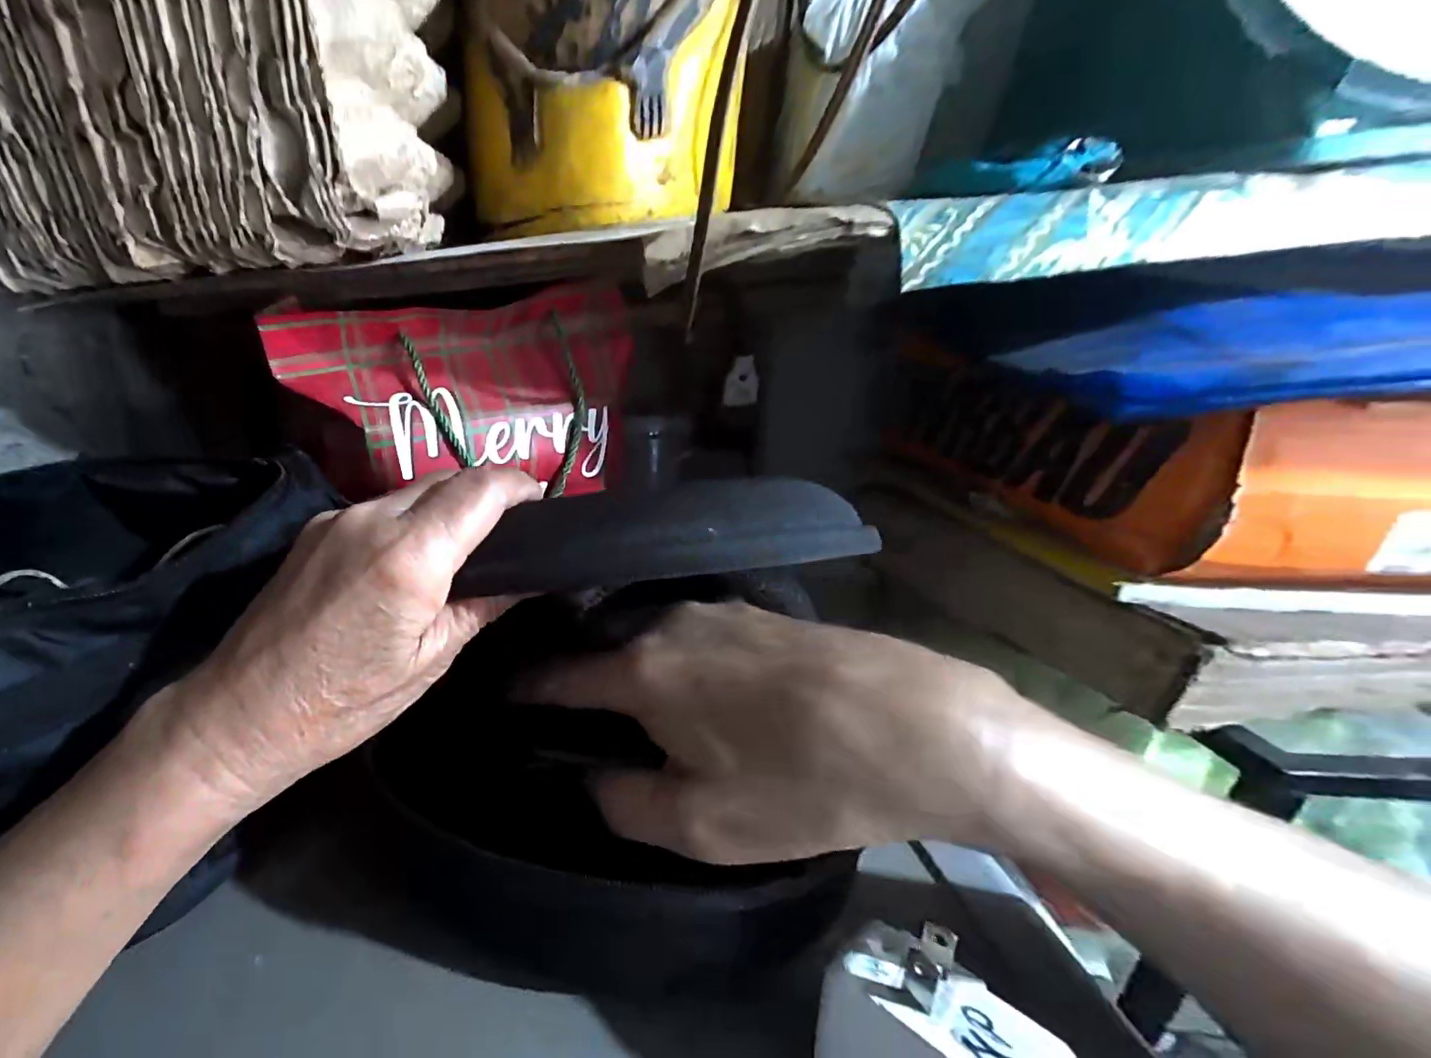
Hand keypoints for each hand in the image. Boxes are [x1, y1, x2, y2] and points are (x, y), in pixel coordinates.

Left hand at [149, 467, 541, 809]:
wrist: (244, 710)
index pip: (479, 488)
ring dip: (444, 506)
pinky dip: (407, 520)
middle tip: (507, 531)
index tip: (539, 502)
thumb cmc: (345, 702)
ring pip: (411, 491)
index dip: (518, 485)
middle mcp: (372, 518)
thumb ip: (481, 605)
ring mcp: (338, 518)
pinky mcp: (315, 526)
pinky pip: (378, 508)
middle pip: (446, 479)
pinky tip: (407, 558)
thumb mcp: (429, 662)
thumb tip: (524, 576)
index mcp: (410, 556)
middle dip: (484, 494)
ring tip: (460, 547)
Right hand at [531, 601, 1052, 863]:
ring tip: (663, 716)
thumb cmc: (805, 780)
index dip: (528, 691)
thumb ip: (626, 805)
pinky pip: (698, 637)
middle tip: (597, 728)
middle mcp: (666, 625)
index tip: (508, 699)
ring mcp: (717, 610)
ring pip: (653, 643)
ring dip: (644, 674)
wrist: (927, 725)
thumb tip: (595, 780)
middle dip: (590, 688)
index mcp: (640, 671)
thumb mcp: (706, 825)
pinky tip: (720, 694)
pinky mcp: (760, 611)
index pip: (558, 677)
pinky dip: (687, 663)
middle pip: (605, 655)